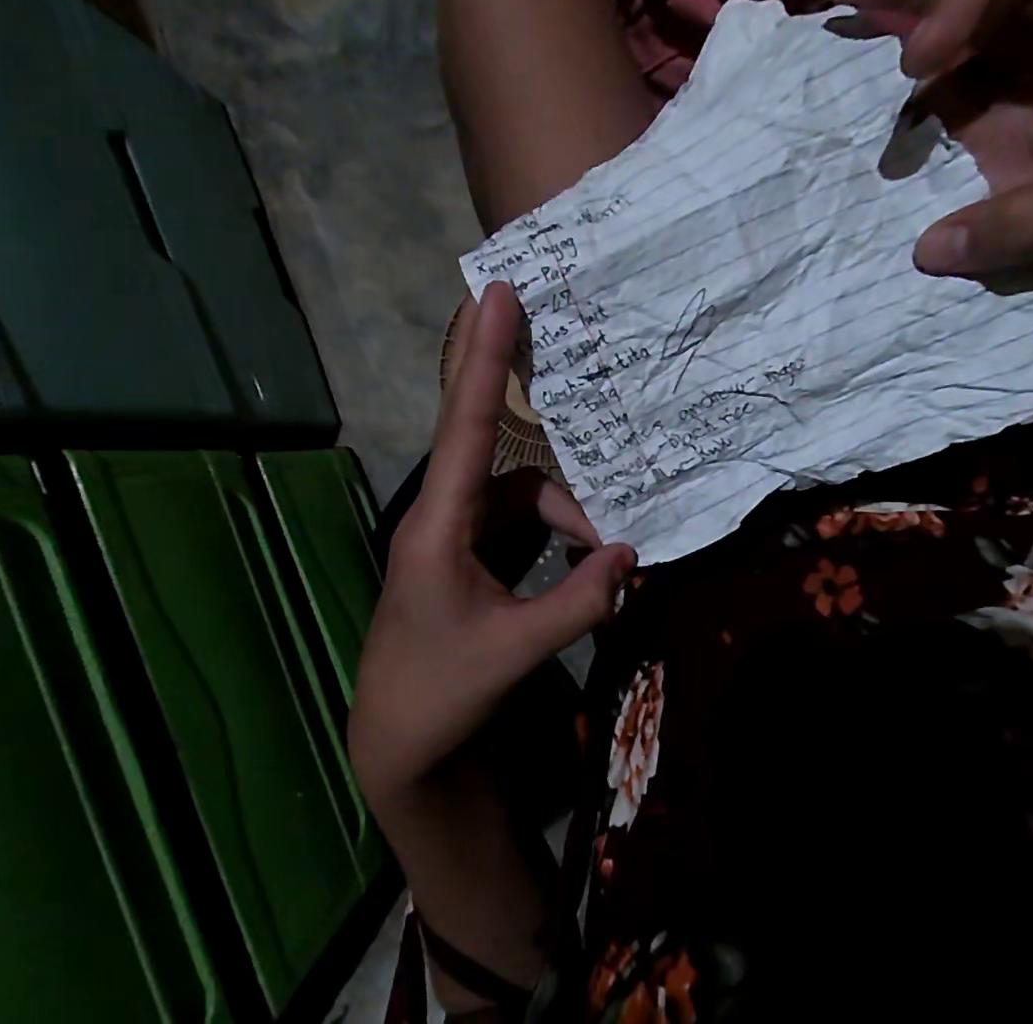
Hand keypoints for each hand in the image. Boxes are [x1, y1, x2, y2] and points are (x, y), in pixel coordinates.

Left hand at [350, 282, 635, 803]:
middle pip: (497, 448)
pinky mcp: (474, 560)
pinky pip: (524, 526)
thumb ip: (578, 603)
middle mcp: (446, 517)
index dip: (484, 357)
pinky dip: (560, 539)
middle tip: (555, 381)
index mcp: (439, 526)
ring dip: (569, 522)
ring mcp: (460, 538)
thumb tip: (633, 556)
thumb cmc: (440, 692)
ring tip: (605, 565)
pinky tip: (585, 566)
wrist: (400, 739)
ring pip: (525, 499)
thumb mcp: (514, 651)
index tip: (496, 293)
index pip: (465, 425)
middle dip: (525, 414)